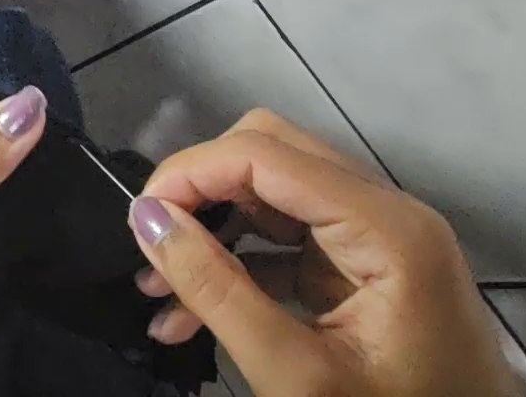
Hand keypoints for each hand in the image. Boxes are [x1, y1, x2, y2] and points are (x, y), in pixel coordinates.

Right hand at [127, 110, 513, 396]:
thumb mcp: (296, 378)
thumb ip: (215, 289)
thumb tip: (144, 215)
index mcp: (386, 228)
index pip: (261, 153)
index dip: (189, 172)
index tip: (139, 220)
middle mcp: (384, 211)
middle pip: (265, 151)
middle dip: (198, 190)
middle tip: (155, 238)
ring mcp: (374, 236)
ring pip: (265, 187)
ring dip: (207, 225)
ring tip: (159, 284)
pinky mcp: (358, 265)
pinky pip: (278, 232)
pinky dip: (232, 257)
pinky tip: (190, 309)